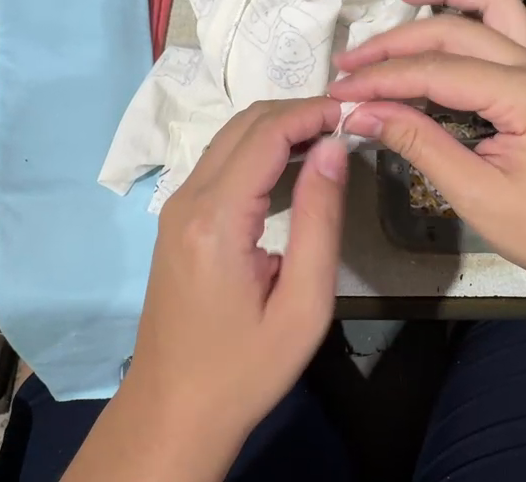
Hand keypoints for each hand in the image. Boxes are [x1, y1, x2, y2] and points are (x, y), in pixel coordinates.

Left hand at [115, 97, 349, 460]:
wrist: (172, 412)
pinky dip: (258, 148)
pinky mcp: (177, 219)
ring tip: (327, 140)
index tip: (353, 114)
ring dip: (277, 127)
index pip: (266, 133)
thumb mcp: (302, 304)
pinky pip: (220, 161)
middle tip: (344, 125)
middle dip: (296, 112)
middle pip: (244, 124)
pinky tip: (291, 167)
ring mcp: (176, 207)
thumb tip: (332, 148)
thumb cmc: (245, 369)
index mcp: (217, 218)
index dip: (311, 112)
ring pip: (229, 137)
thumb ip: (319, 219)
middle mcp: (187, 199)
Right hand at [331, 0, 525, 306]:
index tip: (338, 91)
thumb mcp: (475, 194)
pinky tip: (441, 18)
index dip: (382, 78)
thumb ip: (418, 142)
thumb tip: (359, 113)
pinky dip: (471, 14)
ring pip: (493, 8)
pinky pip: (506, 28)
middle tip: (348, 61)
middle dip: (398, 42)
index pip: (438, 71)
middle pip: (458, 31)